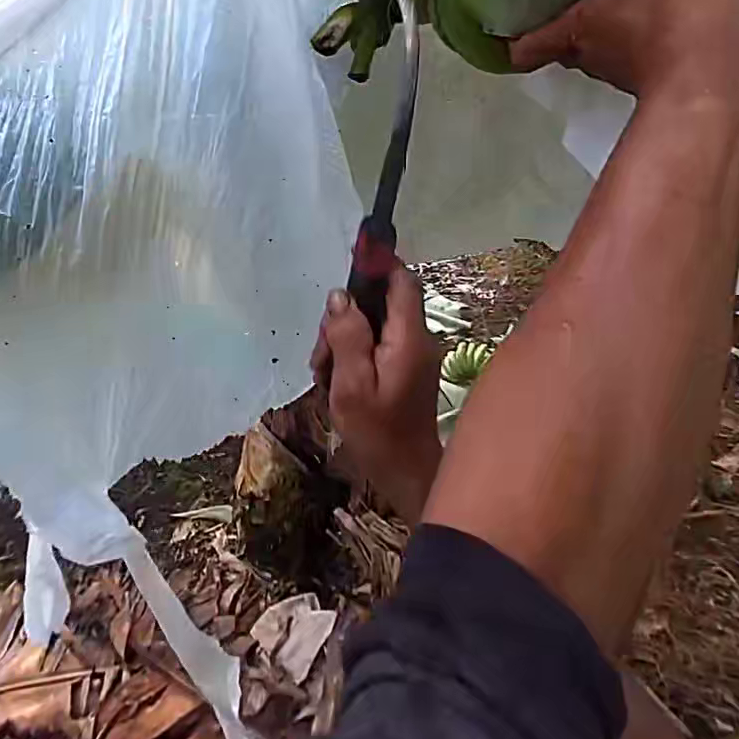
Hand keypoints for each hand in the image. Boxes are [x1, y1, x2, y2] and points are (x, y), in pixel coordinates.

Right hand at [310, 262, 442, 522]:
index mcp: (408, 338)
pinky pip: (374, 345)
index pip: (401, 281)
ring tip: (326, 374)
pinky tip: (337, 382)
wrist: (404, 473)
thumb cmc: (377, 432)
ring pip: (371, 324)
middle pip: (379, 303)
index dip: (378, 265)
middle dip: (345, 318)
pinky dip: (352, 356)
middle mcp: (416, 339)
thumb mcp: (351, 384)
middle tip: (323, 352)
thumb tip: (341, 297)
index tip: (349, 267)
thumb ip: (347, 337)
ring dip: (343, 341)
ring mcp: (411, 354)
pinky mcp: (403, 367)